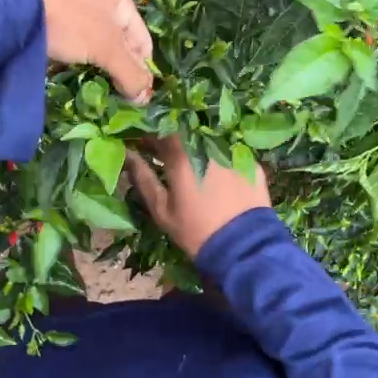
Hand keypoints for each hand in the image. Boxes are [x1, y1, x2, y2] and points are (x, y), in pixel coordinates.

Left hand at [12, 0, 153, 101]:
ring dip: (92, 62)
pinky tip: (63, 66)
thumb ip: (130, 73)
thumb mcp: (106, 49)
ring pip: (92, 39)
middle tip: (110, 92)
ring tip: (87, 81)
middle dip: (116, 67)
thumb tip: (145, 98)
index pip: (142, 40)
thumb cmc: (69, 22)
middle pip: (118, 40)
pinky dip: (70, 53)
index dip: (141, 70)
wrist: (12, 4)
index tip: (133, 96)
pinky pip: (69, 37)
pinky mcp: (46, 9)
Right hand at [125, 136, 270, 258]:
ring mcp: (232, 152)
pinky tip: (216, 172)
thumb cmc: (195, 230)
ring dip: (195, 146)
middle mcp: (207, 145)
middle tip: (165, 153)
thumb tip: (128, 155)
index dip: (148, 134)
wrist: (244, 247)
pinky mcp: (250, 162)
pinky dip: (218, 157)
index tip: (141, 142)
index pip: (159, 130)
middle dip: (172, 138)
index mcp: (182, 154)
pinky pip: (228, 152)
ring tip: (191, 163)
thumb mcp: (162, 209)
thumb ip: (143, 178)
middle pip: (185, 131)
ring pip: (208, 139)